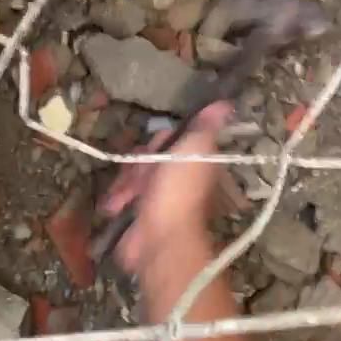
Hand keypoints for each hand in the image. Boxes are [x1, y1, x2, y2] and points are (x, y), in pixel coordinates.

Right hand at [98, 104, 231, 299]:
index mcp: (190, 161)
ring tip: (125, 199)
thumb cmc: (177, 192)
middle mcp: (173, 178)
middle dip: (136, 164)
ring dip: (123, 185)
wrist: (159, 238)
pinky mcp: (135, 213)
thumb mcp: (194, 150)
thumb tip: (225, 102)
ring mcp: (153, 197)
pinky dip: (115, 202)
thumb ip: (204, 127)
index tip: (155, 149)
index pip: (167, 139)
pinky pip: (119, 197)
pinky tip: (117, 209)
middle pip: (144, 156)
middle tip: (140, 177)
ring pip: (129, 177)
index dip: (158, 142)